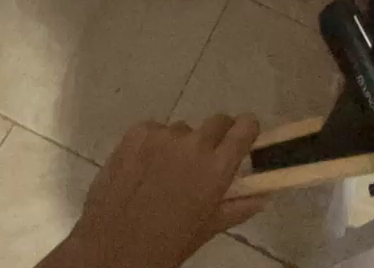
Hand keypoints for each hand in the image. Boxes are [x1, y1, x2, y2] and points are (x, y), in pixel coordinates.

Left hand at [43, 114, 265, 267]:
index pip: (246, 125)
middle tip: (200, 163)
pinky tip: (141, 170)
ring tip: (162, 174)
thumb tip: (263, 195)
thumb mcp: (207, 229)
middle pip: (217, 121)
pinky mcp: (137, 132)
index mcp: (216, 168)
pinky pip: (155, 130)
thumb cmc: (165, 247)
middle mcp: (194, 143)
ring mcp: (163, 134)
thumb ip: (238, 207)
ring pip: (182, 129)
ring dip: (180, 145)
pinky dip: (153, 145)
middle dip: (215, 137)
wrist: (109, 252)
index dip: (245, 132)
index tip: (240, 143)